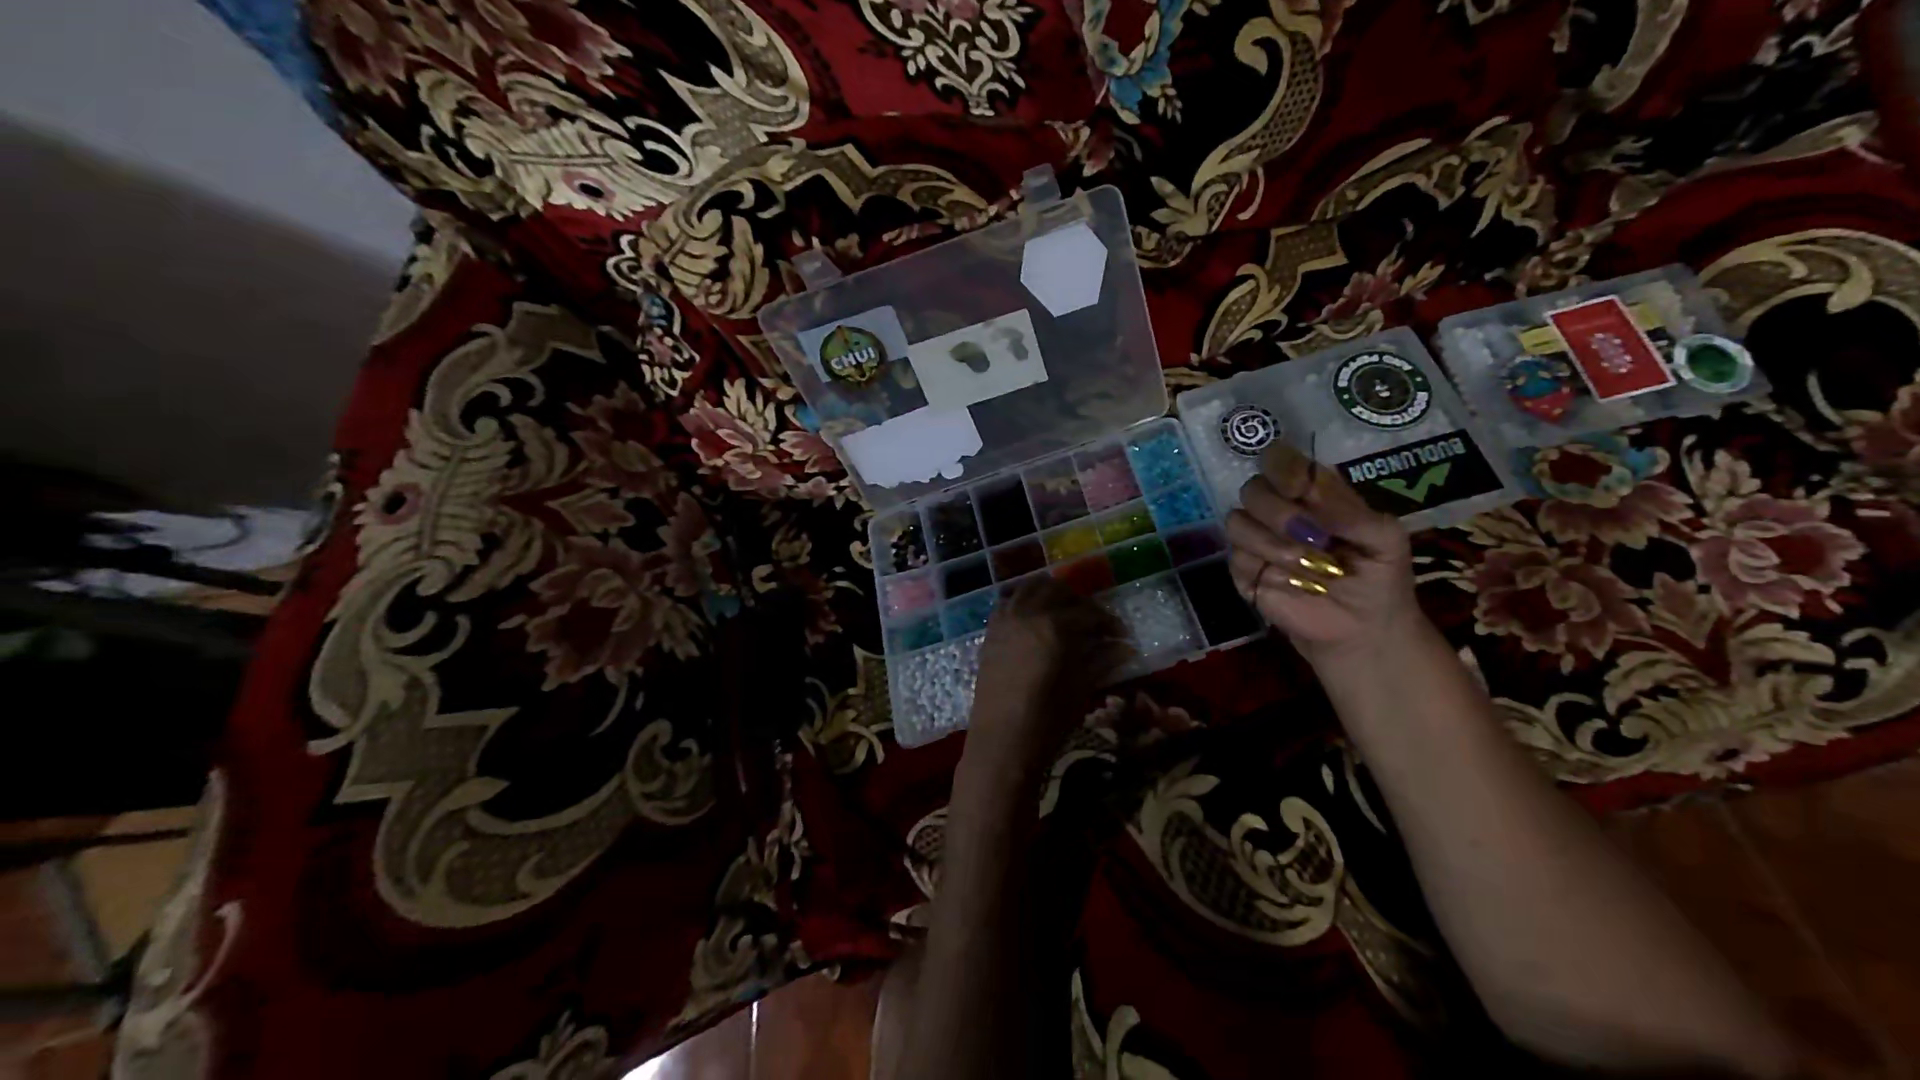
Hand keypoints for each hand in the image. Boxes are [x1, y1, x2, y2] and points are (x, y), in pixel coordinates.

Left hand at [964, 578, 1129, 776]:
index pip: (1089, 613)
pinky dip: (1023, 602)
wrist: (1002, 740)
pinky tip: (1035, 620)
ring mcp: (1004, 620)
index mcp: (1054, 626)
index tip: (1120, 634)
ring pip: (1028, 589)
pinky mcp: (990, 632)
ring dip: (1049, 594)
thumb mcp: (1081, 687)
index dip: (1108, 622)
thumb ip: (1102, 659)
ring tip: (1063, 614)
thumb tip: (1125, 647)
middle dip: (1078, 601)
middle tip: (1092, 621)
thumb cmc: (1047, 719)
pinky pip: (1007, 603)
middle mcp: (1027, 614)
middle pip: (1056, 590)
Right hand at [1224, 442, 1420, 666]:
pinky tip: (1297, 583)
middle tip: (1313, 537)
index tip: (1301, 491)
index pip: (1279, 460)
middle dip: (1279, 512)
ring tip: (1308, 565)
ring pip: (1236, 522)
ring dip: (1273, 544)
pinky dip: (1270, 569)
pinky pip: (1238, 559)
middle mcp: (1278, 510)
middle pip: (1252, 489)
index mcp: (1310, 492)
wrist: (1365, 630)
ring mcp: (1257, 541)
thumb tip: (1309, 500)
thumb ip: (1350, 512)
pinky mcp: (1245, 573)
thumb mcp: (1384, 538)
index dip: (1282, 468)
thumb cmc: (1379, 578)